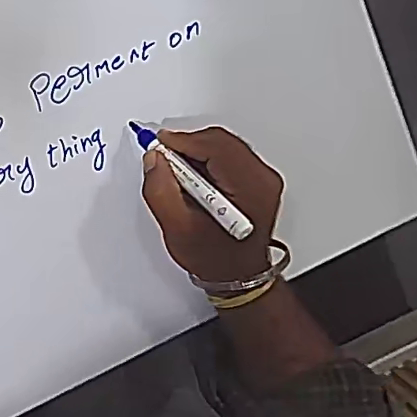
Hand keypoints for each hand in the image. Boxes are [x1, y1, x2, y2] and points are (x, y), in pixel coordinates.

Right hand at [141, 127, 282, 284]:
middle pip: (221, 142)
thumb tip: (155, 159)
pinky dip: (205, 158)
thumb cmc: (214, 258)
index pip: (215, 148)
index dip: (183, 142)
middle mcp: (262, 179)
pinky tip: (190, 176)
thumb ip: (161, 191)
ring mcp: (262, 178)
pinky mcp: (255, 179)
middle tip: (163, 157)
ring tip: (175, 170)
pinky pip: (228, 154)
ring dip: (195, 151)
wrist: (236, 274)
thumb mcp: (178, 229)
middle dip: (188, 144)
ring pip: (223, 145)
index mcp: (250, 190)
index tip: (159, 144)